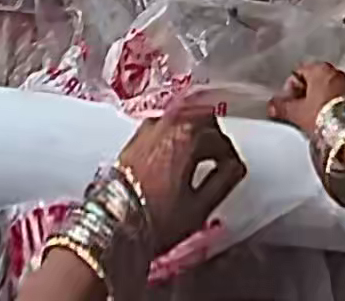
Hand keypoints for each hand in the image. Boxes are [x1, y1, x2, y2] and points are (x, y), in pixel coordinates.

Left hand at [116, 105, 247, 253]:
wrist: (109, 227)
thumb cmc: (155, 220)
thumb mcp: (198, 208)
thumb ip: (223, 181)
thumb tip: (235, 167)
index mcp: (190, 135)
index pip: (221, 140)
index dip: (230, 157)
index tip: (232, 170)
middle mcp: (171, 122)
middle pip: (204, 118)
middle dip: (215, 137)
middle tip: (219, 158)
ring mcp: (151, 126)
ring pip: (184, 117)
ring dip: (196, 131)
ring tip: (198, 155)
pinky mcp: (137, 134)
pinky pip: (166, 124)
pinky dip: (176, 132)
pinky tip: (176, 152)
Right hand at [267, 61, 344, 132]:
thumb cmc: (322, 116)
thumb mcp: (298, 113)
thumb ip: (282, 107)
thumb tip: (270, 106)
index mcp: (320, 69)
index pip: (299, 71)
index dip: (289, 87)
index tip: (286, 103)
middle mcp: (335, 72)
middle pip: (313, 80)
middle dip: (303, 94)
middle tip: (296, 111)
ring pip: (326, 90)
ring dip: (316, 101)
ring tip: (309, 119)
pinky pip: (337, 99)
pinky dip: (329, 106)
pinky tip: (324, 121)